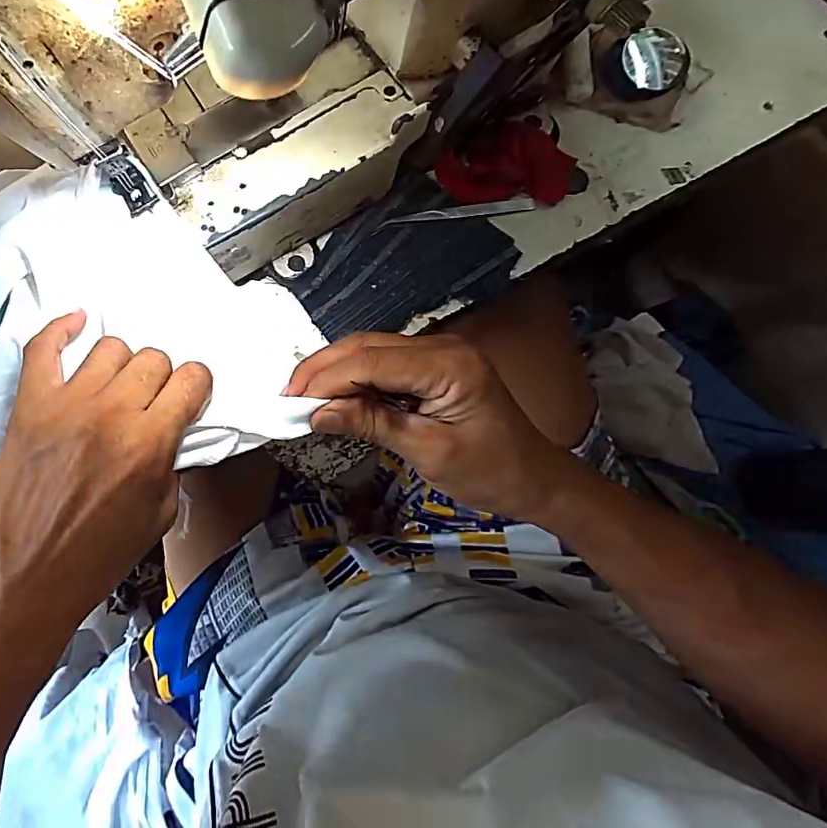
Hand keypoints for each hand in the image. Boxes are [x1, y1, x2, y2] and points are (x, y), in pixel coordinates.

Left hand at [0, 311, 212, 639]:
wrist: (24, 575)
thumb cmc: (91, 558)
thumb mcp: (157, 516)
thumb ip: (170, 461)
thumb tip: (171, 429)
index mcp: (149, 443)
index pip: (191, 380)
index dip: (196, 385)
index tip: (190, 392)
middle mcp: (111, 413)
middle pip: (153, 358)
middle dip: (161, 377)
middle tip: (152, 398)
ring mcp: (67, 402)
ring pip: (110, 346)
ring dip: (121, 363)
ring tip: (116, 384)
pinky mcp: (31, 403)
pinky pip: (44, 347)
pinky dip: (61, 328)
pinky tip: (75, 324)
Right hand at [284, 332, 588, 522]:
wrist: (538, 481)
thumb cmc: (491, 472)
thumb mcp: (428, 451)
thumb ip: (371, 424)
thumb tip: (317, 414)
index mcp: (448, 365)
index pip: (370, 362)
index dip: (326, 379)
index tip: (293, 402)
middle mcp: (440, 346)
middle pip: (363, 346)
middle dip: (321, 370)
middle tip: (288, 397)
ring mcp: (435, 351)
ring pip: (366, 350)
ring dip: (332, 371)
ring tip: (302, 397)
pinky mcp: (429, 364)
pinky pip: (379, 362)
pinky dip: (350, 377)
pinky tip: (332, 394)